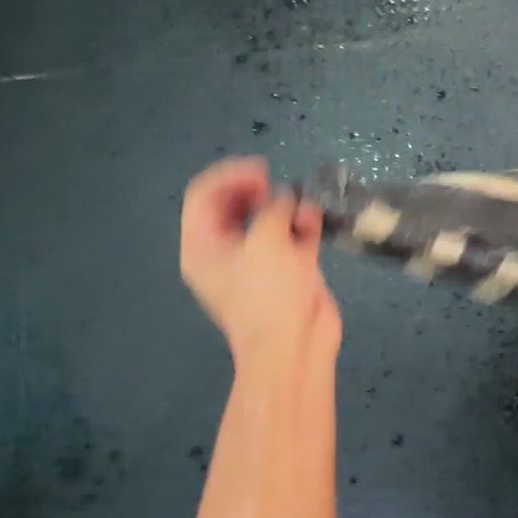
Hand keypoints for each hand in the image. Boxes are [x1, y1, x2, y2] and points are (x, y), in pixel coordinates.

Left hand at [179, 157, 340, 377]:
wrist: (295, 346)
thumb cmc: (269, 294)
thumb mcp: (265, 241)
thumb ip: (273, 208)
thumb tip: (285, 199)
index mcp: (202, 247)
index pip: (203, 196)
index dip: (230, 175)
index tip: (262, 171)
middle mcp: (225, 252)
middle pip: (233, 205)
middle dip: (257, 189)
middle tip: (277, 185)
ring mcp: (258, 261)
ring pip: (265, 219)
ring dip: (284, 206)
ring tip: (300, 204)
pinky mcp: (289, 269)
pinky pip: (292, 236)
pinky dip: (303, 224)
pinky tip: (315, 218)